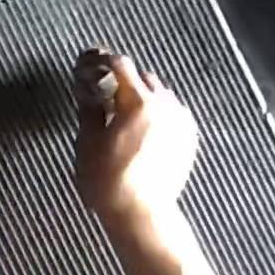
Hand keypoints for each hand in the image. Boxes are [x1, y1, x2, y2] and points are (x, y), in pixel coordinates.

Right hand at [75, 53, 201, 224]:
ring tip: (123, 114)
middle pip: (144, 78)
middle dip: (124, 81)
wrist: (140, 212)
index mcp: (137, 104)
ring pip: (161, 95)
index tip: (93, 64)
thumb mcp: (87, 143)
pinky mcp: (188, 138)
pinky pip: (172, 113)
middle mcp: (164, 106)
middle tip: (104, 95)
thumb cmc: (107, 180)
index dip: (105, 62)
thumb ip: (90, 110)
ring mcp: (180, 122)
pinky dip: (156, 113)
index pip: (122, 67)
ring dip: (141, 97)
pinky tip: (141, 130)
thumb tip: (86, 90)